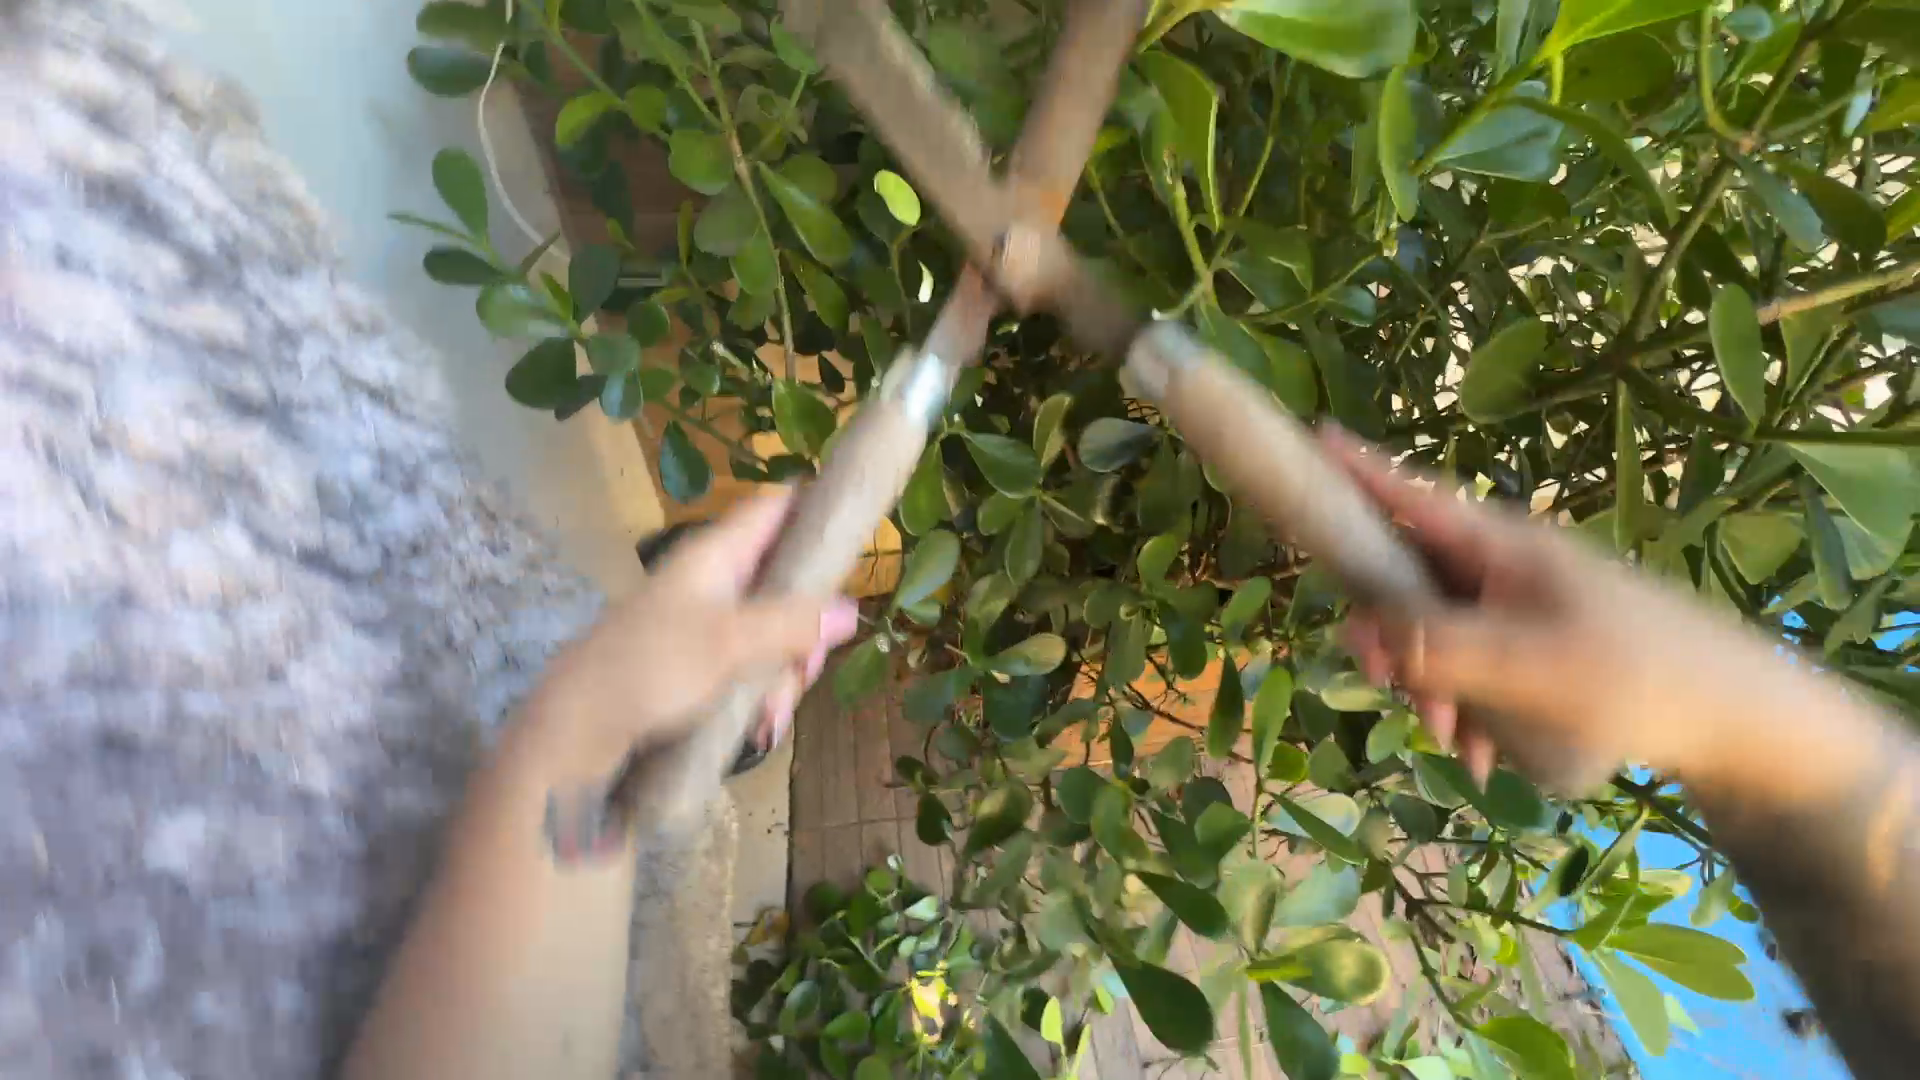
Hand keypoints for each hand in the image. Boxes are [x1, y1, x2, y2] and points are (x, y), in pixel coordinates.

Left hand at [518, 489, 859, 781]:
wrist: (575, 732)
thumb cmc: (648, 669)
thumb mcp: (729, 643)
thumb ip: (792, 623)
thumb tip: (850, 610)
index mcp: (718, 556)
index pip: (776, 508)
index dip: (816, 509)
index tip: (853, 540)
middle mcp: (718, 582)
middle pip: (789, 581)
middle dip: (809, 628)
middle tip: (809, 667)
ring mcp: (711, 623)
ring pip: (777, 631)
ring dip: (785, 674)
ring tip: (771, 716)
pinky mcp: (704, 663)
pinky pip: (754, 665)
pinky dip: (762, 693)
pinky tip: (758, 726)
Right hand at [1324, 428, 1767, 793]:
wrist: (1750, 727)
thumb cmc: (1644, 678)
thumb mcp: (1533, 668)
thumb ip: (1440, 647)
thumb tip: (1358, 631)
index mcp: (1500, 547)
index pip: (1412, 496)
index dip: (1360, 469)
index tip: (1317, 435)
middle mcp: (1498, 565)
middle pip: (1405, 579)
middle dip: (1389, 638)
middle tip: (1385, 685)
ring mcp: (1512, 603)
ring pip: (1431, 630)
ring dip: (1429, 685)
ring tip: (1457, 740)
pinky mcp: (1527, 640)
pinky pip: (1467, 663)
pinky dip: (1464, 704)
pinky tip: (1483, 750)